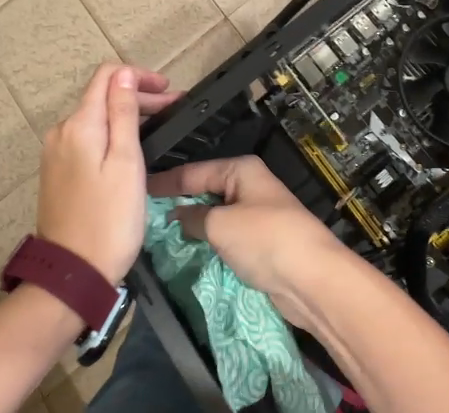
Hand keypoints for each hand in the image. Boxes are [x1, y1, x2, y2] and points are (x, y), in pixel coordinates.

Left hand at [37, 65, 182, 283]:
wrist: (73, 274)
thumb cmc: (109, 218)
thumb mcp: (126, 162)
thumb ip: (123, 113)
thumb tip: (123, 73)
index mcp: (79, 124)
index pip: (106, 76)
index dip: (138, 75)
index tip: (167, 89)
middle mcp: (61, 131)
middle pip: (101, 97)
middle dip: (137, 96)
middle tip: (174, 109)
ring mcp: (56, 153)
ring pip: (95, 118)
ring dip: (126, 116)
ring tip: (160, 127)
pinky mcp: (58, 172)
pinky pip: (87, 139)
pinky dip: (112, 135)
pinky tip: (132, 148)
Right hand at [146, 156, 345, 320]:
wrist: (311, 278)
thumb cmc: (265, 239)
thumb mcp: (220, 225)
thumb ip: (194, 217)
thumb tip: (178, 216)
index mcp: (240, 169)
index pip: (194, 171)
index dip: (165, 181)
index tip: (137, 188)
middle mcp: (248, 185)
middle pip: (205, 189)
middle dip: (178, 201)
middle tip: (142, 210)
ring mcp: (255, 213)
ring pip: (215, 213)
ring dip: (193, 222)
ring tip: (158, 230)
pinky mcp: (259, 240)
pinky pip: (226, 234)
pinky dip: (208, 239)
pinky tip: (189, 247)